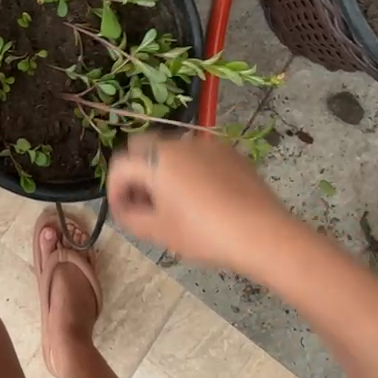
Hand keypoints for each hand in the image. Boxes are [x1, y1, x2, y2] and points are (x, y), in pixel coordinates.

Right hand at [107, 132, 300, 275]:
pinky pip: (199, 155)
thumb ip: (131, 217)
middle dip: (137, 171)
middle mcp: (178, 143)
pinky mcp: (229, 151)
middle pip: (143, 147)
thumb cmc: (206, 233)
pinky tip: (204, 196)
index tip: (122, 210)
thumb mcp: (161, 232)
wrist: (263, 233)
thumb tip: (122, 208)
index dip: (114, 188)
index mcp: (156, 160)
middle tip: (145, 201)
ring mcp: (206, 144)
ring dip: (164, 169)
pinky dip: (191, 169)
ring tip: (175, 201)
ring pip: (172, 150)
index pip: (120, 165)